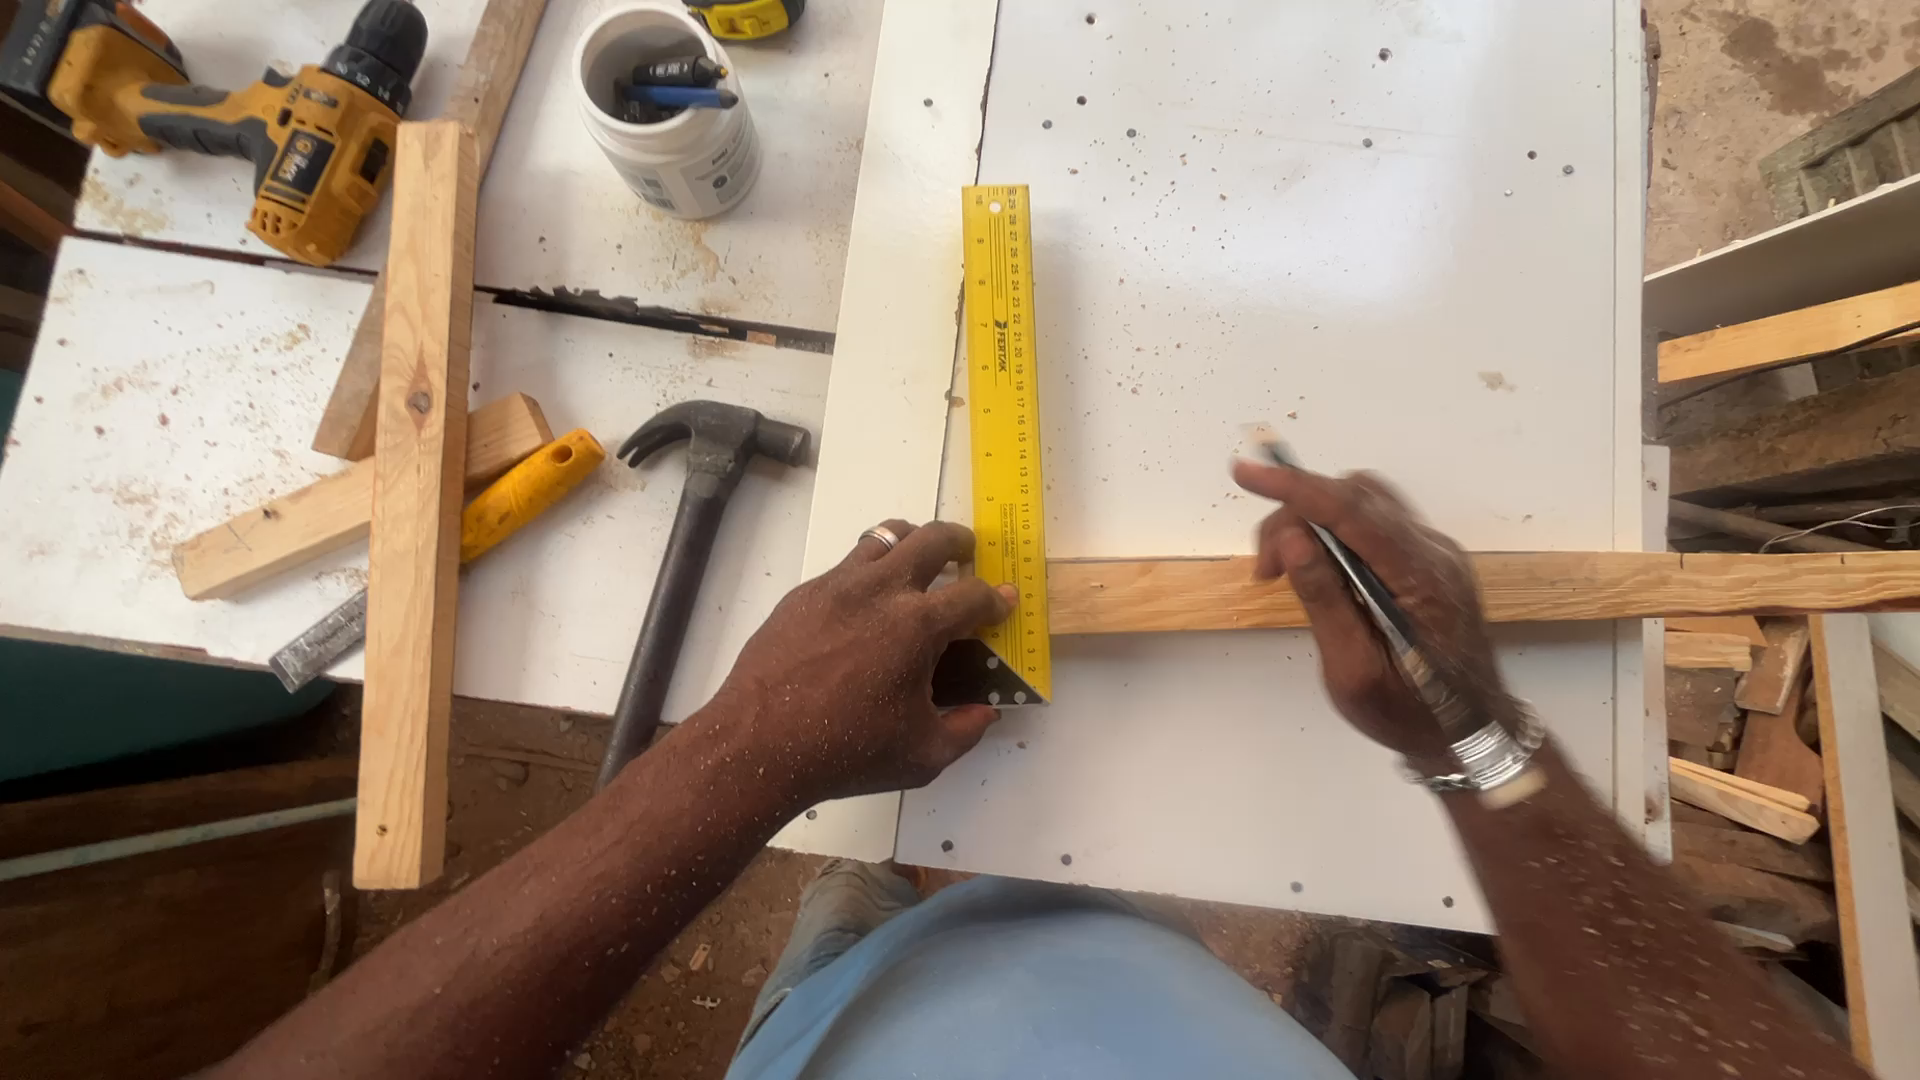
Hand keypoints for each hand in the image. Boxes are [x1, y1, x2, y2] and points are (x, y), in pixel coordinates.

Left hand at [694, 520, 1014, 803]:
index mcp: (918, 626)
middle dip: (960, 540)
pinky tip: (864, 602)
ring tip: (917, 559)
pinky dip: (869, 570)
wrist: (758, 743)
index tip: (1003, 601)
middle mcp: (881, 590)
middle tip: (967, 551)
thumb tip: (986, 713)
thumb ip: (965, 730)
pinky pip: (847, 564)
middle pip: (932, 539)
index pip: (972, 596)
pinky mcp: (805, 593)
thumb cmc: (847, 750)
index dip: (996, 598)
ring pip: (885, 536)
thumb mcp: (923, 754)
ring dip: (911, 540)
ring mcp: (838, 585)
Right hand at [1230, 461, 1518, 760]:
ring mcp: (1432, 552)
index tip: (1245, 472)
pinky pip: (1369, 523)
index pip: (1351, 511)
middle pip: (1353, 496)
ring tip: (1283, 569)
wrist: (1471, 733)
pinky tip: (1316, 569)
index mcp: (1420, 577)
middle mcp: (1432, 551)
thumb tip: (1292, 540)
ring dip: (1310, 521)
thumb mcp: (1355, 670)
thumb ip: (1325, 601)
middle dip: (1294, 515)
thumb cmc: (1409, 712)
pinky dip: (1330, 532)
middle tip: (1265, 571)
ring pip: (1360, 502)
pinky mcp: (1423, 560)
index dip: (1294, 487)